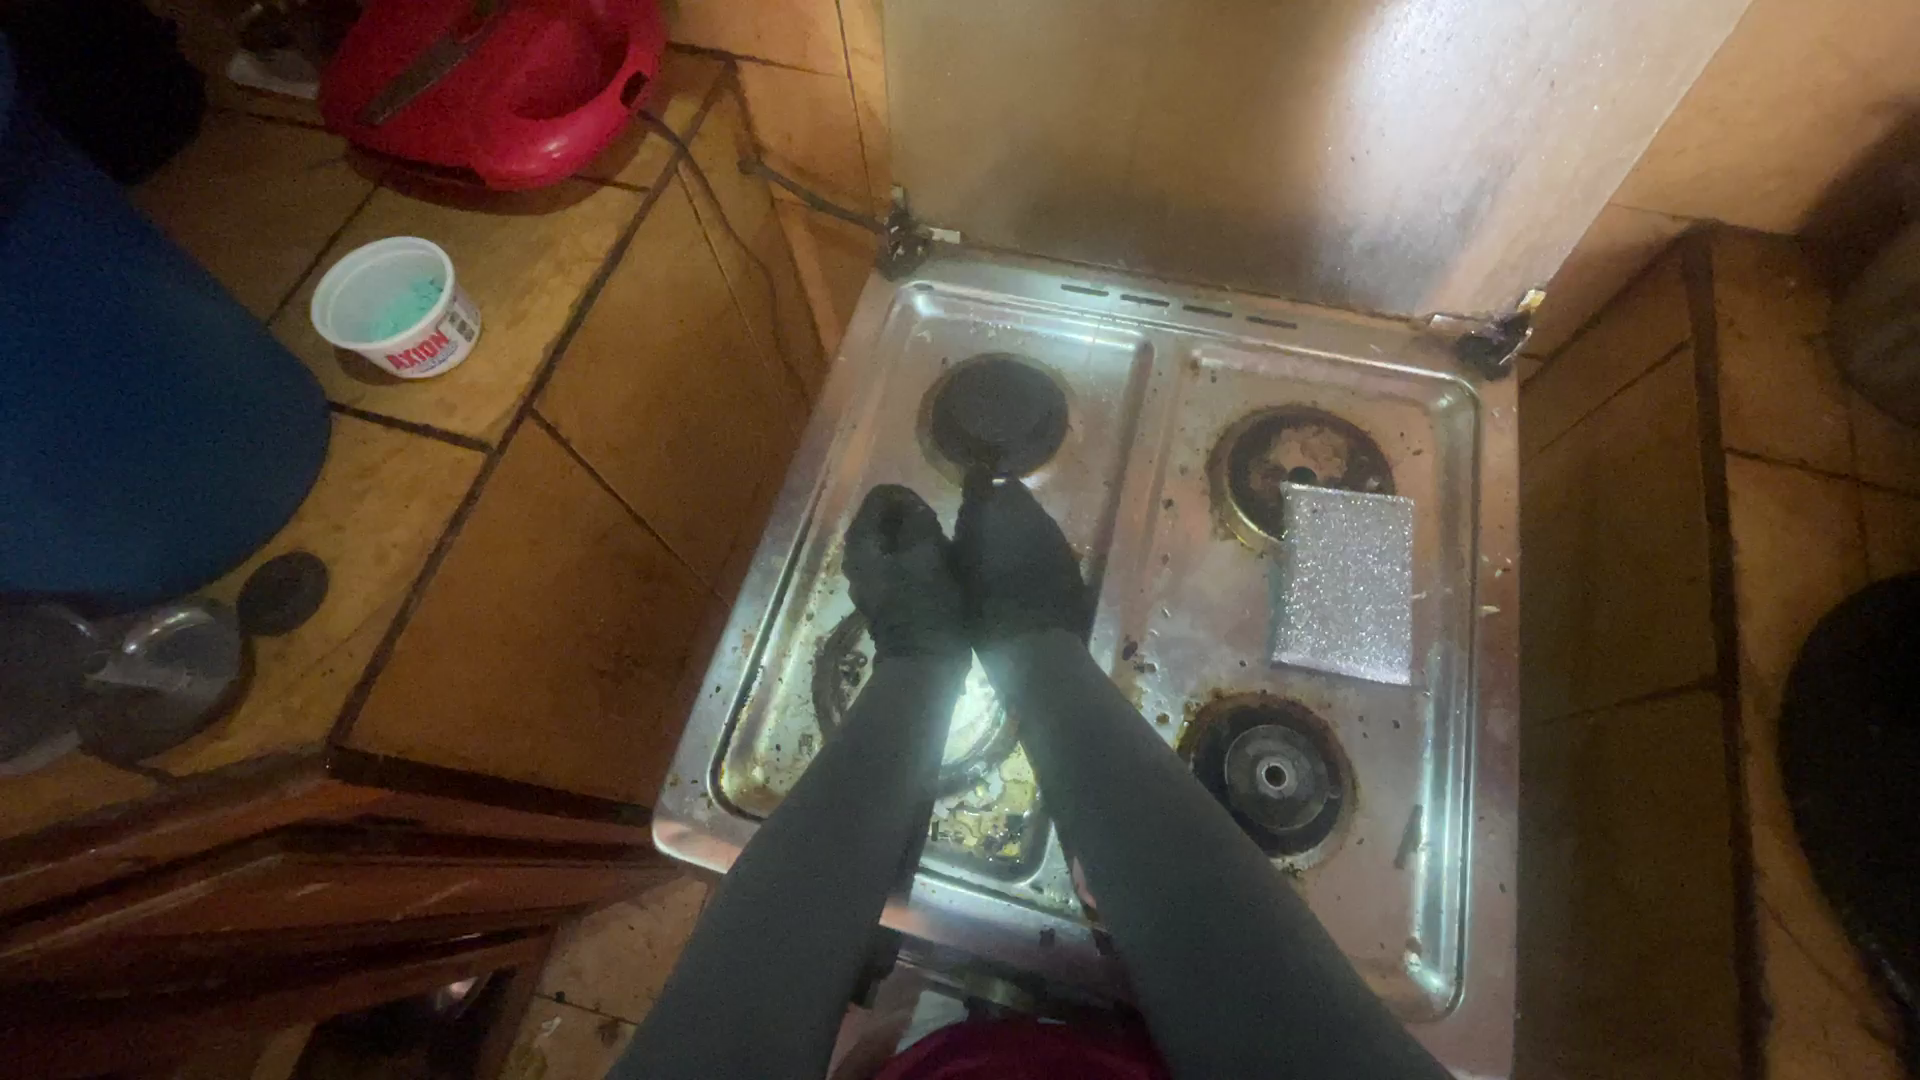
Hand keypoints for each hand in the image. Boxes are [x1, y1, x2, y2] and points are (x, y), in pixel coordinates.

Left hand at [843, 485, 967, 661]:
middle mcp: (857, 559)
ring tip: (943, 545)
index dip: (907, 497)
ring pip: (893, 541)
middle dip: (911, 517)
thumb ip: (917, 521)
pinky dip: (916, 556)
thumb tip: (913, 506)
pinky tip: (938, 565)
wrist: (924, 663)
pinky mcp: (887, 594)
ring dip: (917, 537)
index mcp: (861, 545)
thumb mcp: (926, 555)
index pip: (879, 497)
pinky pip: (900, 561)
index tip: (930, 512)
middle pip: (883, 519)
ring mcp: (870, 579)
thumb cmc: (926, 607)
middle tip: (939, 528)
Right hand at [953, 469, 1092, 645]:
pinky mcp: (1069, 552)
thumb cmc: (983, 612)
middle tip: (988, 525)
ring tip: (1009, 547)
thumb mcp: (959, 572)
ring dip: (1021, 524)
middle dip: (1000, 503)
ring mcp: (1051, 532)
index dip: (975, 486)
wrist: (1034, 643)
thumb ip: (962, 538)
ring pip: (1033, 514)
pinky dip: (1038, 545)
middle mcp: (1025, 513)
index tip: (969, 497)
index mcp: (990, 513)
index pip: (980, 481)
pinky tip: (1029, 566)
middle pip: (1012, 493)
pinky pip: (1049, 537)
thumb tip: (965, 519)